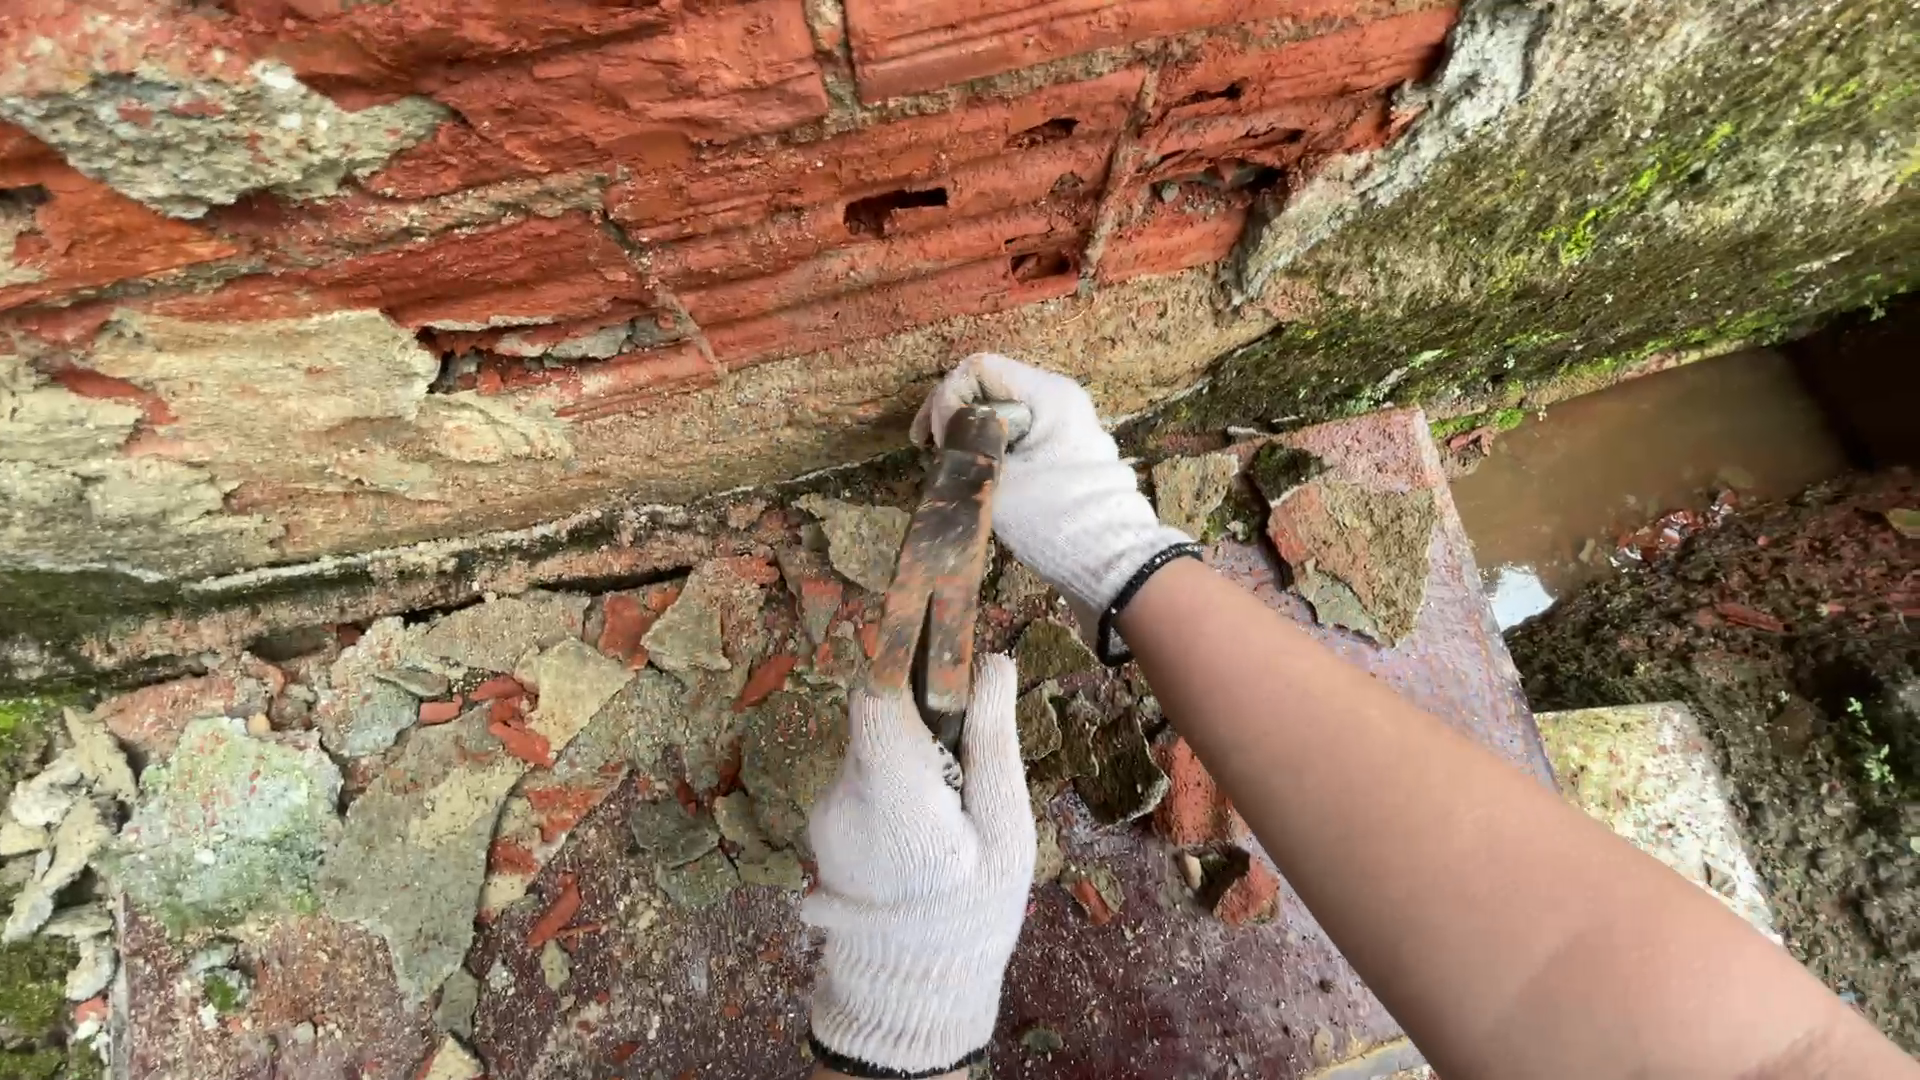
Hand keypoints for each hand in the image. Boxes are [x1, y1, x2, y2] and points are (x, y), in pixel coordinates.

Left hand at [802, 655, 1033, 1076]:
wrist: (909, 986)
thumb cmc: (973, 906)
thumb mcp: (1005, 828)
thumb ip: (992, 742)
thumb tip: (991, 659)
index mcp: (893, 798)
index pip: (873, 697)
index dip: (901, 659)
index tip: (935, 650)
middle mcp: (842, 796)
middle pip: (877, 714)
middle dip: (920, 718)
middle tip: (963, 763)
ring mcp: (822, 810)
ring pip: (870, 742)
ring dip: (908, 751)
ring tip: (945, 807)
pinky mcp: (819, 818)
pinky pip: (860, 770)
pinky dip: (891, 777)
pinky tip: (917, 822)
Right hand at [912, 353, 1190, 648]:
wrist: (1111, 563)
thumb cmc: (1053, 517)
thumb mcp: (997, 480)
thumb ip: (965, 448)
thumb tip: (946, 440)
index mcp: (1049, 394)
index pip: (980, 369)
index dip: (947, 397)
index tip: (933, 439)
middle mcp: (1060, 400)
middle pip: (990, 387)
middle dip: (953, 415)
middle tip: (927, 447)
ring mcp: (1065, 427)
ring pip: (1001, 414)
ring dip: (970, 434)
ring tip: (945, 464)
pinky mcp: (1064, 453)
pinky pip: (1018, 437)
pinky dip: (991, 450)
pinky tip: (973, 475)